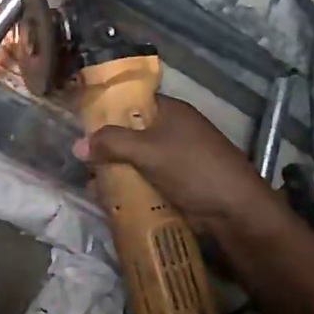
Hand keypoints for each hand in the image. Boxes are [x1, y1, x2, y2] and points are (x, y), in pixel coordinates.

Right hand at [73, 96, 279, 238]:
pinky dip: (130, 188)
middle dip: (106, 147)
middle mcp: (173, 131)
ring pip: (136, 160)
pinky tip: (110, 200)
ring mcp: (176, 159)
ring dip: (116, 171)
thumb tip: (77, 145)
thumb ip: (111, 144)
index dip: (107, 110)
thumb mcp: (148, 151)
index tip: (82, 125)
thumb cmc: (193, 169)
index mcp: (170, 112)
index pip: (132, 102)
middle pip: (131, 134)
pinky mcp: (178, 183)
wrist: (236, 211)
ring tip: (90, 184)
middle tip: (82, 160)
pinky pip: (146, 181)